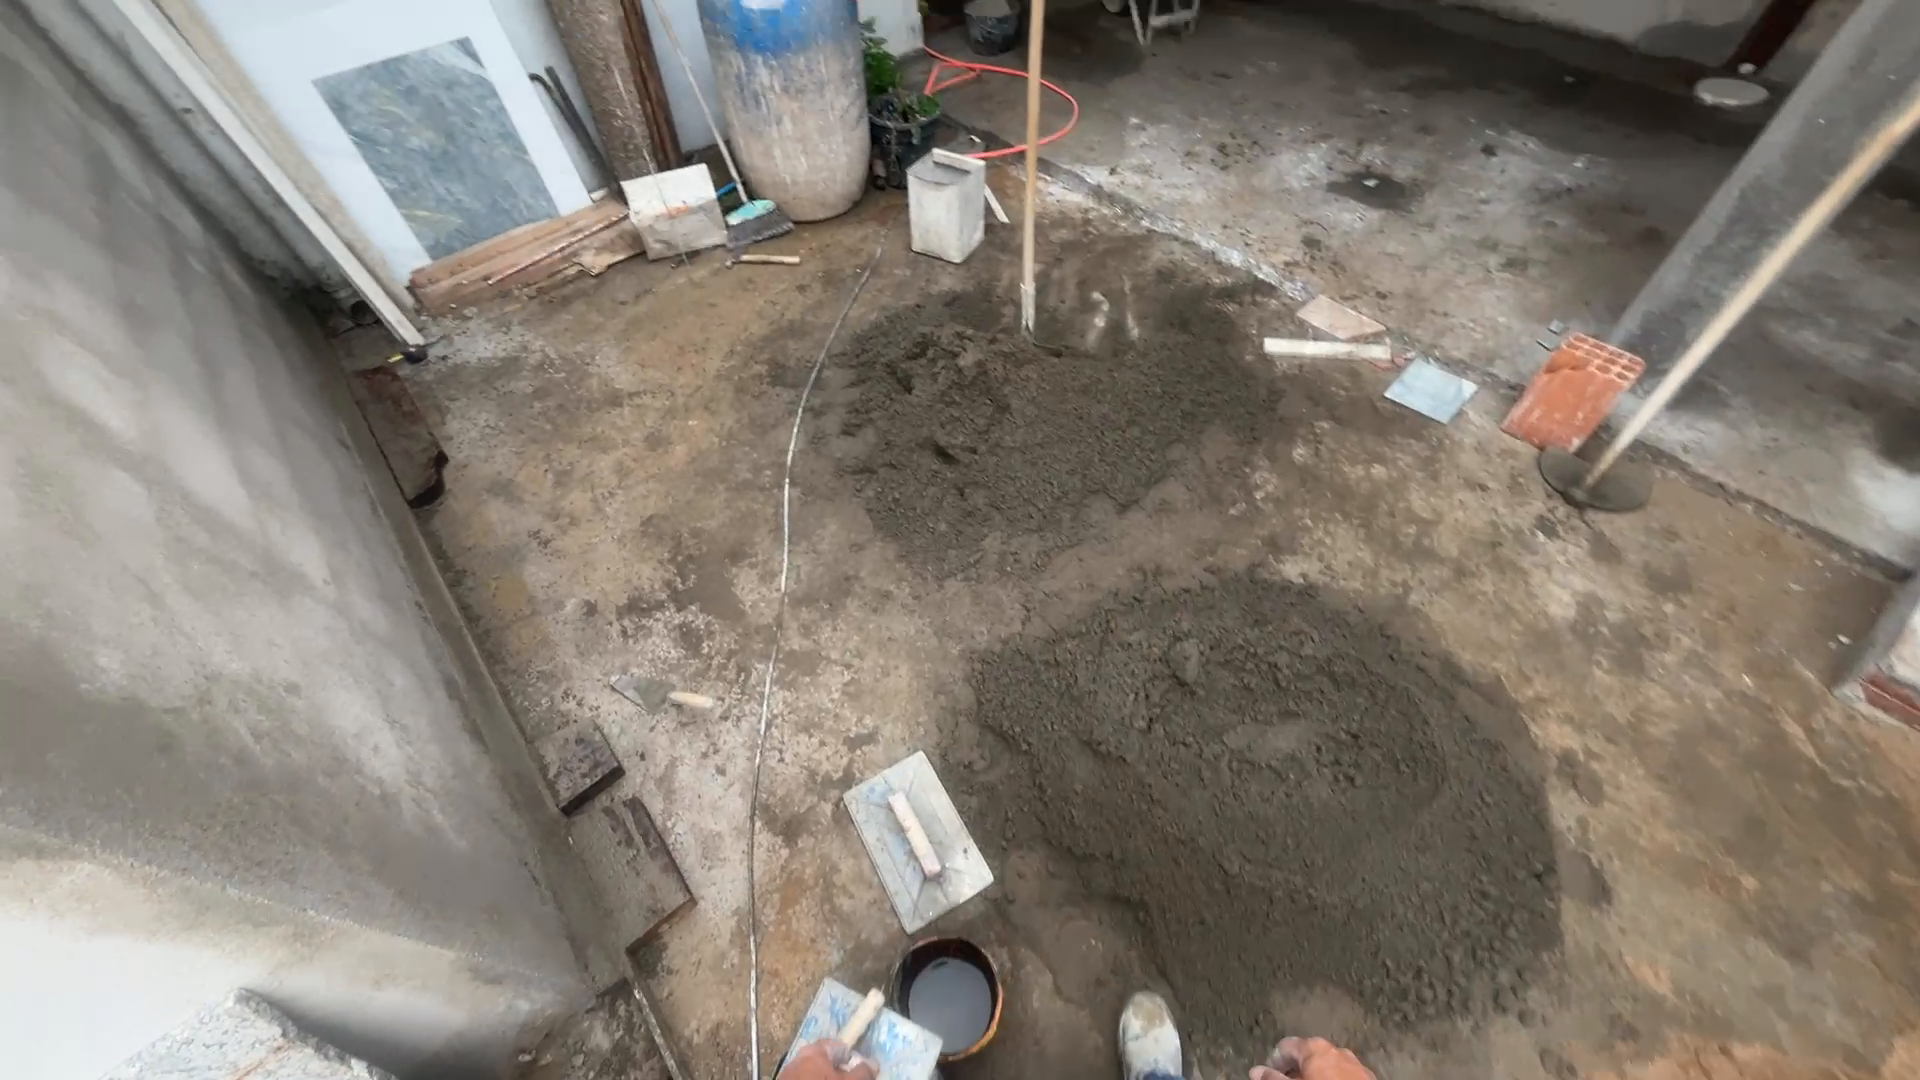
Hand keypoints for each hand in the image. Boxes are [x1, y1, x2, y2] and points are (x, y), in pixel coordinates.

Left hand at [777, 1039, 877, 1079]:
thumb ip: (862, 1072)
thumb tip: (873, 1063)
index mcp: (816, 1050)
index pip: (839, 1047)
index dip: (852, 1060)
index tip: (859, 1073)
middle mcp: (800, 1058)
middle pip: (826, 1062)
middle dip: (838, 1072)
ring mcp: (789, 1074)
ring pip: (813, 1074)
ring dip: (823, 1077)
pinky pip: (803, 1079)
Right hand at [1250, 1037, 1375, 1079]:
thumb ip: (1273, 1078)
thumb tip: (1255, 1070)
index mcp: (1314, 1046)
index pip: (1285, 1046)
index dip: (1274, 1062)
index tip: (1269, 1076)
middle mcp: (1335, 1048)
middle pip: (1308, 1055)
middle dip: (1297, 1070)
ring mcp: (1356, 1064)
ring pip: (1329, 1066)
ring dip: (1318, 1075)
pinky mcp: (1371, 1079)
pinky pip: (1346, 1076)